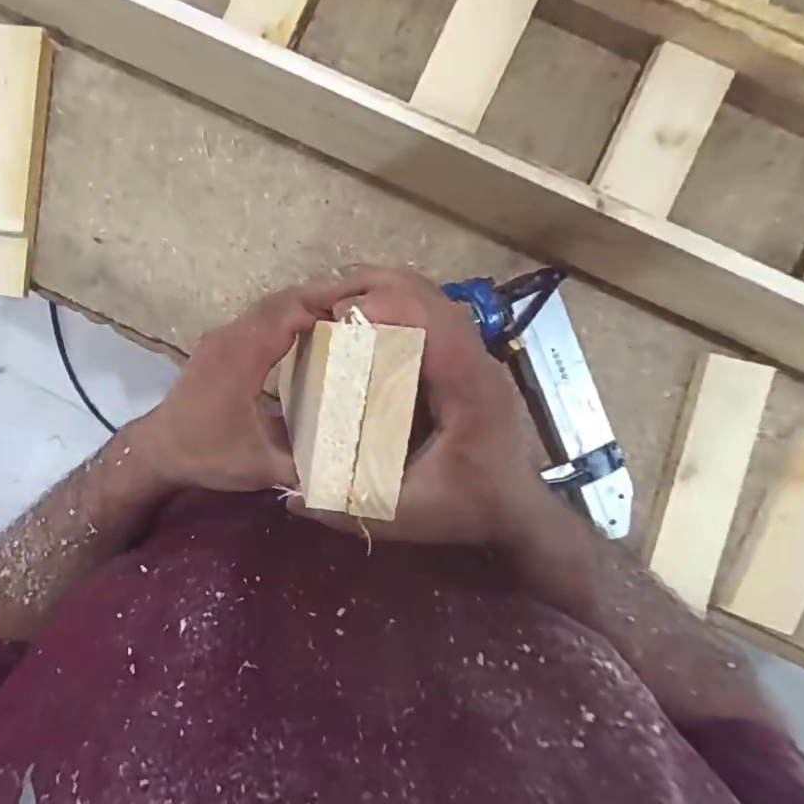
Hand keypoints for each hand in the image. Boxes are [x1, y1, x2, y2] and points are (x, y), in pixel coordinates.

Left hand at [133, 273, 366, 491]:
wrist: (159, 450)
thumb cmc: (207, 453)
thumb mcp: (262, 466)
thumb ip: (306, 463)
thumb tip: (351, 460)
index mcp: (241, 357)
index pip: (287, 314)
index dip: (323, 307)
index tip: (359, 314)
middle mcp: (231, 337)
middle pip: (281, 301)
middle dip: (321, 298)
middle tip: (360, 307)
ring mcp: (223, 337)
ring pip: (270, 305)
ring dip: (304, 304)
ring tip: (342, 314)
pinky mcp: (221, 343)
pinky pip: (260, 317)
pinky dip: (288, 315)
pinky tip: (309, 328)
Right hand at [297, 266, 562, 547]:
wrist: (515, 510)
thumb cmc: (468, 508)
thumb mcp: (406, 515)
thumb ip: (348, 507)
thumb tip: (288, 495)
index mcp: (469, 388)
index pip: (435, 324)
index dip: (387, 306)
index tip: (335, 311)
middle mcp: (477, 360)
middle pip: (432, 298)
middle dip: (377, 288)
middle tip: (324, 299)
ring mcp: (476, 356)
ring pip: (434, 300)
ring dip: (387, 291)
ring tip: (338, 299)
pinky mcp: (467, 359)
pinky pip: (434, 315)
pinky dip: (398, 306)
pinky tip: (366, 318)